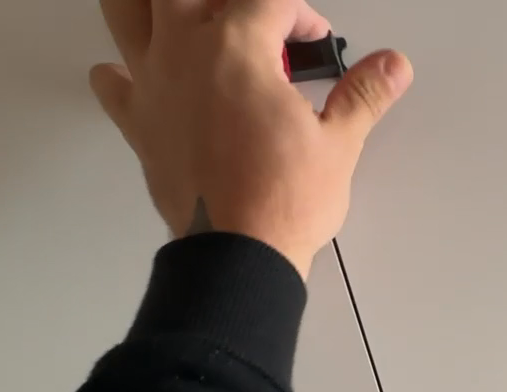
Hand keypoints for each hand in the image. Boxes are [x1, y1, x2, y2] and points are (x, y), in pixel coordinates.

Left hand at [89, 0, 412, 278]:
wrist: (241, 252)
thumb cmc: (287, 198)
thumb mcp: (339, 144)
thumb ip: (364, 95)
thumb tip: (396, 64)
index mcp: (236, 45)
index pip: (269, 0)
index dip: (301, 17)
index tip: (318, 43)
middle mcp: (183, 48)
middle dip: (232, 2)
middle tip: (258, 29)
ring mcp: (152, 82)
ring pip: (126, 5)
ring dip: (155, 3)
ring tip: (190, 21)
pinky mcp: (138, 122)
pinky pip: (111, 78)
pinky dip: (124, 72)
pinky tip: (153, 82)